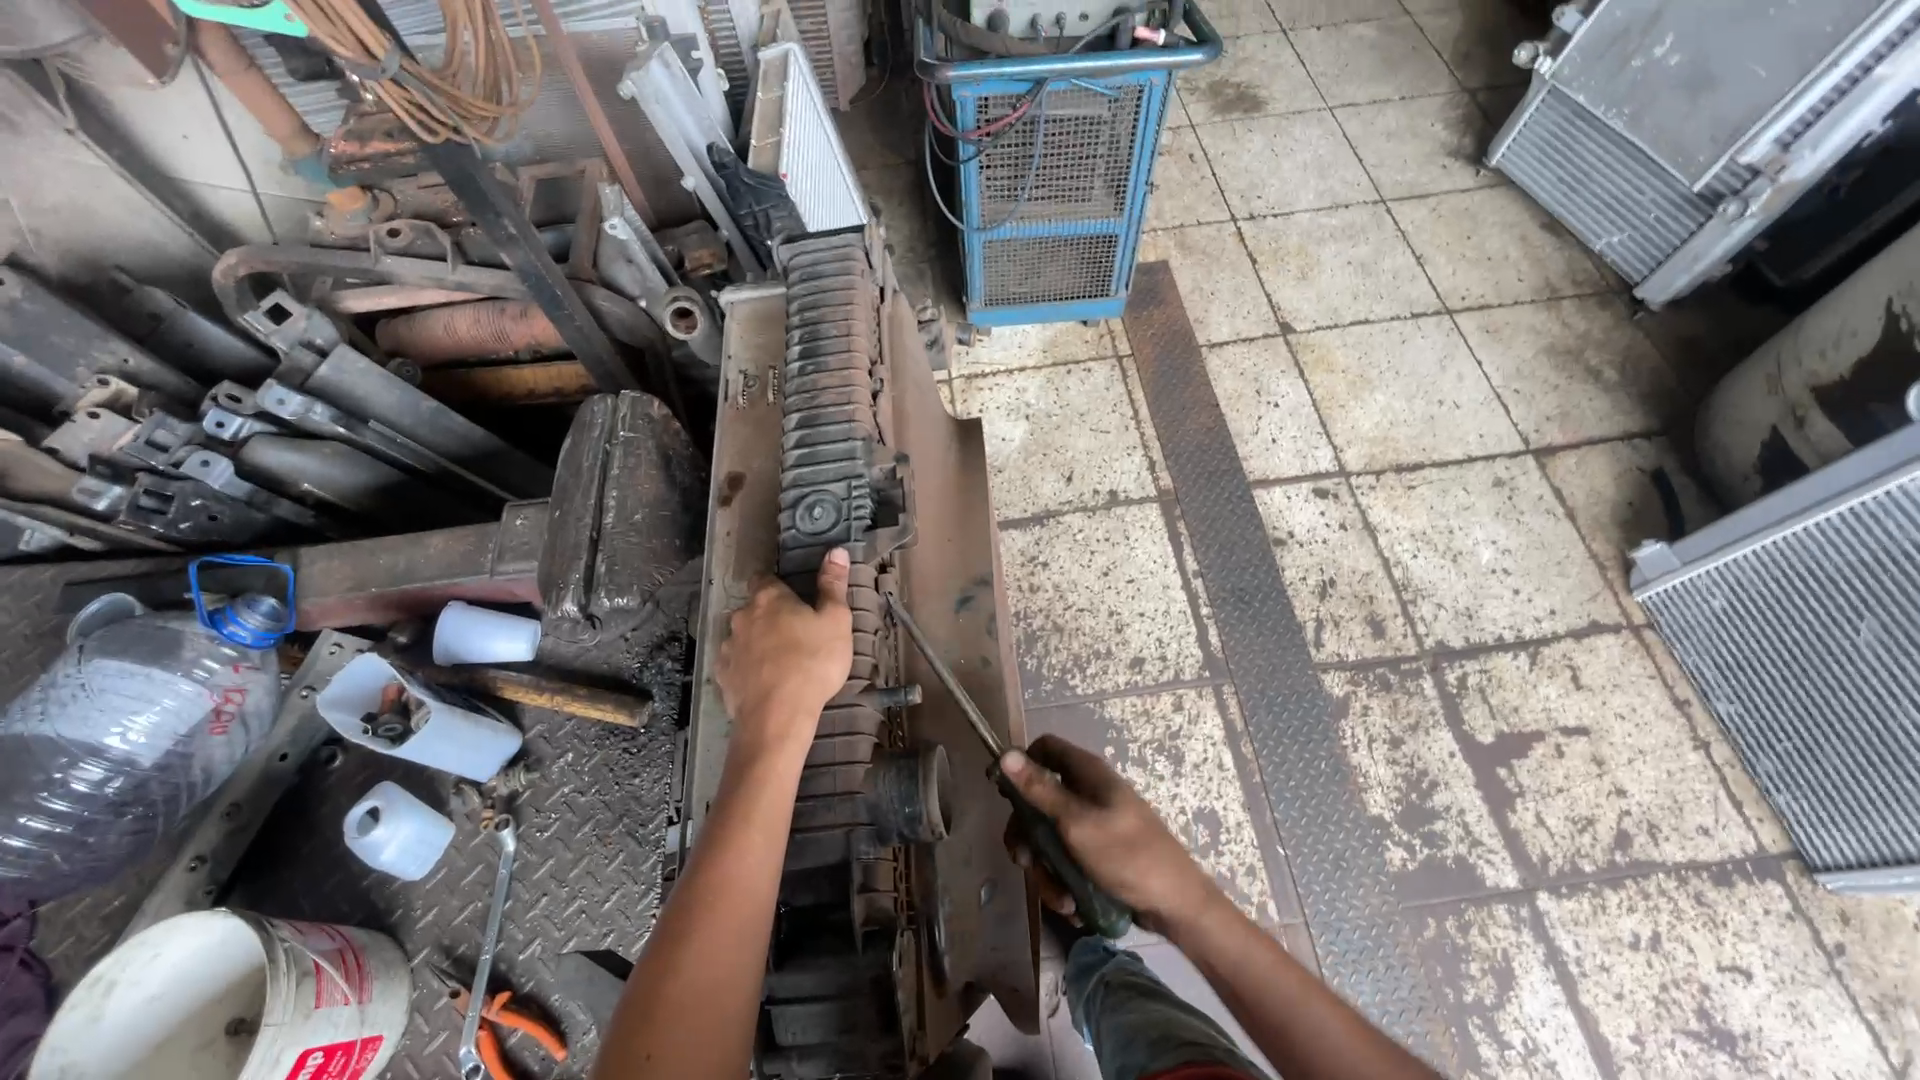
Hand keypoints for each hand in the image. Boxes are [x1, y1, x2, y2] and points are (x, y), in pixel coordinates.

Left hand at [715, 549, 852, 762]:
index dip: (777, 585)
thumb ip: (833, 585)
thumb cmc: (813, 661)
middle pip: (752, 609)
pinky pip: (735, 665)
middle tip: (793, 632)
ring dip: (756, 643)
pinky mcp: (723, 676)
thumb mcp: (835, 620)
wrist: (778, 714)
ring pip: (742, 637)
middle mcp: (742, 617)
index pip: (764, 578)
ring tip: (779, 661)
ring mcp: (728, 647)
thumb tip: (836, 551)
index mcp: (769, 598)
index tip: (791, 596)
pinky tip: (763, 681)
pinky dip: (747, 669)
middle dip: (768, 616)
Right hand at [999, 735, 1220, 933]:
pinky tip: (1073, 904)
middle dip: (1028, 837)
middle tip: (1025, 861)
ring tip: (1061, 898)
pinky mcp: (1096, 855)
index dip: (1021, 766)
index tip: (1004, 798)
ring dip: (1047, 871)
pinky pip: (1065, 863)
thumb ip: (1040, 791)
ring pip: (1049, 839)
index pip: (1044, 749)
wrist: (1175, 905)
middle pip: (1038, 802)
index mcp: (1088, 774)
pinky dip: (1064, 884)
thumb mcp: (1077, 823)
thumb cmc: (1128, 856)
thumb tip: (1005, 755)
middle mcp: (1088, 794)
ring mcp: (1093, 826)